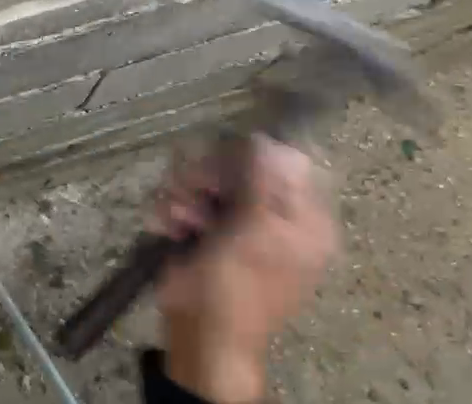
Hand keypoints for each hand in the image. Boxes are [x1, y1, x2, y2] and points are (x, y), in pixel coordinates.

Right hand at [151, 137, 335, 403]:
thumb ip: (265, 185)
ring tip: (181, 218)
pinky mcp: (199, 223)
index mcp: (302, 219)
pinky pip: (180, 194)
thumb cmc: (239, 288)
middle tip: (197, 191)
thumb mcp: (258, 234)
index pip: (284, 161)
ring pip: (202, 174)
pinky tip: (170, 227)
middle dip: (208, 175)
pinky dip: (171, 209)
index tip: (229, 161)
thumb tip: (273, 140)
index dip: (253, 155)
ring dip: (184, 193)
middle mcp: (269, 212)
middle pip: (236, 161)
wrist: (201, 331)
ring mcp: (233, 218)